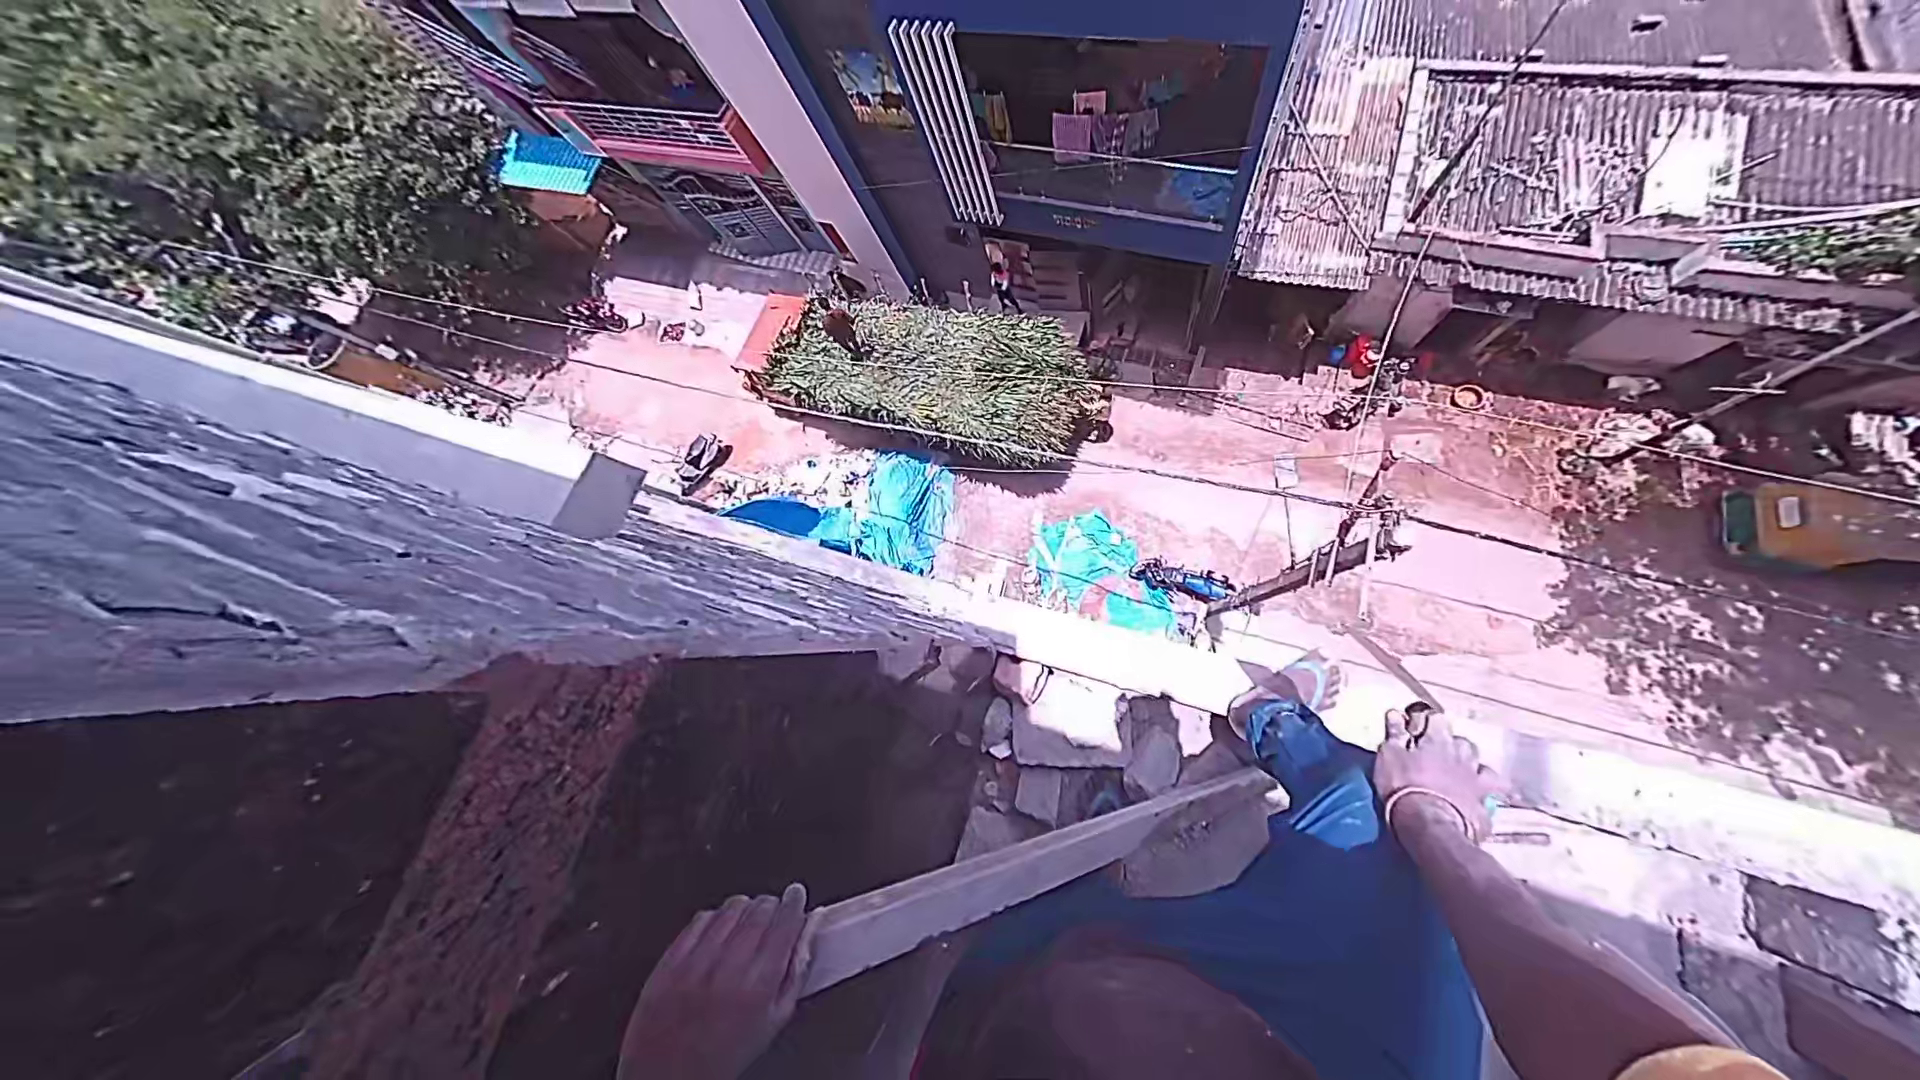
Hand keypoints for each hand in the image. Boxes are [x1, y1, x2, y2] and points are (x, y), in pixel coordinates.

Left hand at [618, 883, 816, 1079]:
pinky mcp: (672, 961)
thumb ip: (796, 976)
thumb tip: (808, 937)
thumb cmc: (720, 1058)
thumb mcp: (772, 1024)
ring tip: (746, 923)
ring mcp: (696, 963)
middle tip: (775, 912)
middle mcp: (728, 970)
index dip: (794, 903)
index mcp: (758, 987)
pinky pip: (701, 919)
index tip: (796, 896)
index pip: (785, 923)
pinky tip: (719, 932)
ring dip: (745, 909)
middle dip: (772, 905)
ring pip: (732, 908)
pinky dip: (715, 918)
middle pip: (760, 909)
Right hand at [1374, 708, 1501, 843]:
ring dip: (1469, 765)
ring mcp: (1478, 779)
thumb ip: (1394, 734)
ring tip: (1457, 773)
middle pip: (1461, 741)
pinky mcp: (1487, 802)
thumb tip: (1396, 713)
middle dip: (1449, 744)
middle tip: (1433, 754)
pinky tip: (1477, 795)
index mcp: (1438, 740)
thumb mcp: (1389, 756)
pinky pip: (1492, 792)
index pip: (1436, 718)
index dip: (1425, 721)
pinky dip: (1484, 790)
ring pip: (1480, 763)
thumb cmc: (1403, 785)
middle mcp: (1463, 755)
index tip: (1412, 729)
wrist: (1430, 824)